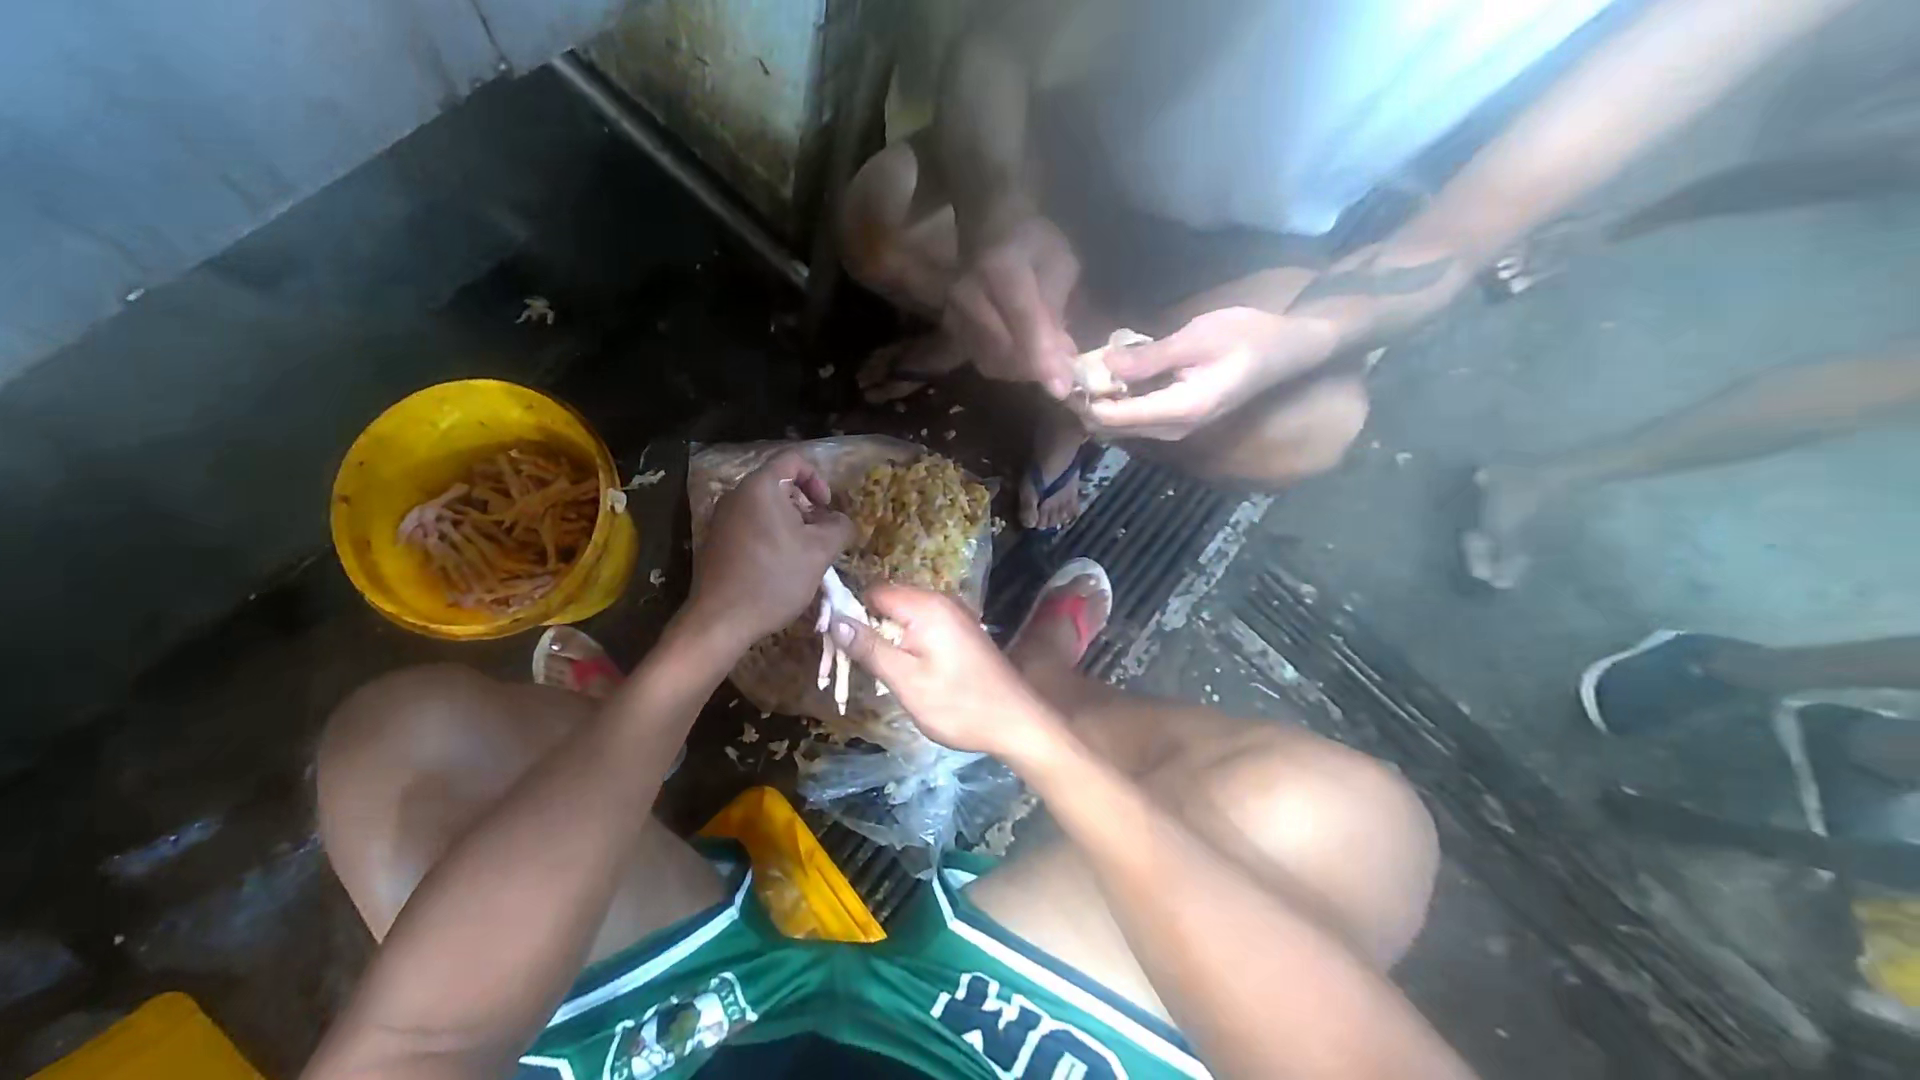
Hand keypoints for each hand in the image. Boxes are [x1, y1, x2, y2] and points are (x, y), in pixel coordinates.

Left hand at [691, 452, 853, 645]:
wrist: (722, 620)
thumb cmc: (774, 578)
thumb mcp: (820, 551)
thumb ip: (839, 527)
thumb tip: (841, 521)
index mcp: (760, 487)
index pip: (793, 459)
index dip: (817, 478)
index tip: (826, 507)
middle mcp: (736, 495)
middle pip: (779, 484)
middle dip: (806, 505)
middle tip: (821, 534)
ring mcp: (722, 518)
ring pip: (765, 507)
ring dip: (791, 523)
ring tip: (804, 553)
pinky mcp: (717, 540)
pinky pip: (751, 524)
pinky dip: (771, 535)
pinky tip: (781, 565)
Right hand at [829, 586, 1065, 763]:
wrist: (1016, 722)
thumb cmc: (958, 704)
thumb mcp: (906, 680)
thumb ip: (869, 647)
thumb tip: (833, 618)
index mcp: (925, 606)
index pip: (872, 591)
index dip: (851, 612)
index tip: (837, 642)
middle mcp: (941, 601)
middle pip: (889, 601)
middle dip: (869, 626)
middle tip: (858, 663)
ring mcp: (955, 615)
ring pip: (906, 616)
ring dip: (889, 638)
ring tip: (882, 671)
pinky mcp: (962, 631)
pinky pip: (924, 626)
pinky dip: (909, 642)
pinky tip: (909, 671)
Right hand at [945, 208, 1080, 397]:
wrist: (989, 228)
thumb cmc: (1032, 243)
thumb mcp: (1059, 263)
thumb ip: (1056, 308)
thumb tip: (1059, 357)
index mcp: (1000, 267)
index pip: (1022, 320)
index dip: (1042, 357)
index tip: (1061, 388)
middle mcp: (969, 293)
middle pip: (1004, 350)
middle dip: (1037, 369)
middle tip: (1064, 370)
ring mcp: (955, 314)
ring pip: (993, 363)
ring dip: (1024, 371)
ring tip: (1047, 359)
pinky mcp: (952, 331)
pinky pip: (984, 362)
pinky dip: (1009, 368)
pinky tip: (1025, 356)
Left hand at [1085, 307, 1341, 439]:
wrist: (1286, 351)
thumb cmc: (1248, 338)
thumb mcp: (1196, 339)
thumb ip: (1148, 357)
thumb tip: (1104, 365)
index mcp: (1178, 412)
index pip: (1113, 419)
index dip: (1083, 400)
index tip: (1064, 374)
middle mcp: (1171, 430)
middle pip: (1111, 427)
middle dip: (1086, 401)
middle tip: (1067, 369)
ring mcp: (1173, 428)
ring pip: (1121, 424)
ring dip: (1099, 401)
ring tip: (1081, 369)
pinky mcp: (1174, 419)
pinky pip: (1134, 416)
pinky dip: (1116, 399)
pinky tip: (1107, 372)